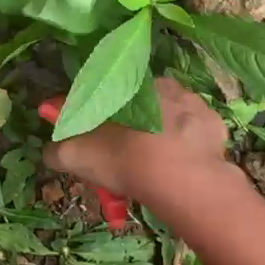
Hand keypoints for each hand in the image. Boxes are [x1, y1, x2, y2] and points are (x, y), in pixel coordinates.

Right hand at [43, 78, 230, 197]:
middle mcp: (161, 84)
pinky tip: (177, 168)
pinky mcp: (215, 125)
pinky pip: (194, 133)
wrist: (184, 180)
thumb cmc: (125, 158)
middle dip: (128, 128)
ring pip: (168, 117)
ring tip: (151, 167)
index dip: (95, 119)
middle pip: (138, 105)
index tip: (91, 141)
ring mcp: (193, 103)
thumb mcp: (76, 157)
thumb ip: (57, 149)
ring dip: (158, 135)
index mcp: (127, 84)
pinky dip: (185, 146)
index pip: (105, 95)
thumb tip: (49, 148)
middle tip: (122, 159)